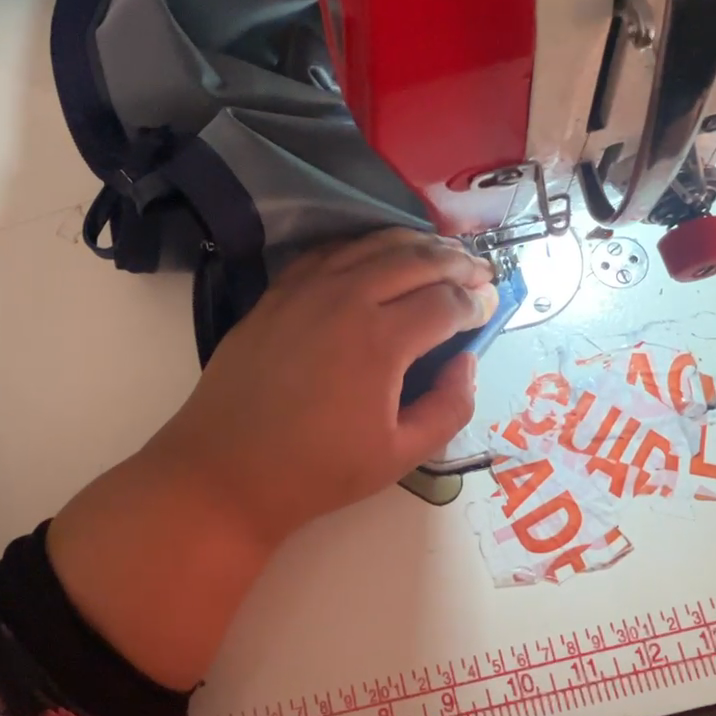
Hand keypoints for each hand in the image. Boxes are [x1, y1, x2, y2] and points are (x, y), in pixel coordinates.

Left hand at [145, 227, 498, 544]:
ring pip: (373, 245)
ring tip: (442, 252)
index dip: (475, 301)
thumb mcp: (401, 456)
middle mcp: (347, 298)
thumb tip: (467, 361)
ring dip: (416, 244)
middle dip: (457, 261)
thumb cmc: (317, 471)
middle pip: (415, 259)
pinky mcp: (277, 293)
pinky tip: (377, 255)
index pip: (446, 301)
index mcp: (381, 340)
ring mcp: (306, 289)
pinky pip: (330, 253)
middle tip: (480, 269)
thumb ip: (450, 407)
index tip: (490, 306)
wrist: (226, 471)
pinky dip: (364, 247)